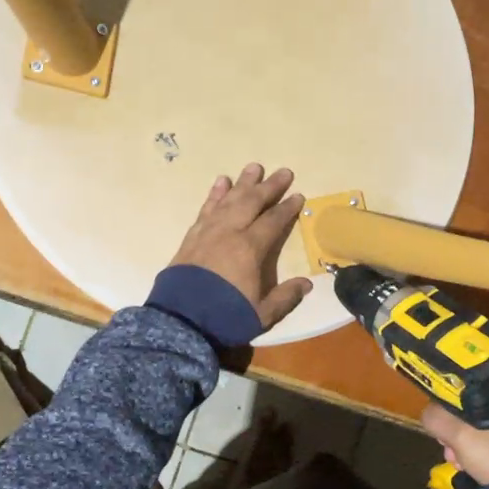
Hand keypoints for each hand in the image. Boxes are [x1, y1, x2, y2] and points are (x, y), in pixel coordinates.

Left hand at [168, 164, 313, 330]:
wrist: (182, 321)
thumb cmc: (226, 316)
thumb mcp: (263, 313)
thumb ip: (285, 297)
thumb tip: (306, 284)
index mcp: (250, 248)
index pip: (274, 221)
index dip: (287, 208)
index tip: (298, 195)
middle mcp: (230, 232)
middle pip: (252, 202)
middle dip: (269, 186)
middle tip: (284, 171)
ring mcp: (208, 231)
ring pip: (229, 200)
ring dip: (243, 183)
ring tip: (254, 168)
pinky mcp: (192, 236)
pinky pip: (206, 208)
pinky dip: (215, 194)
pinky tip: (220, 183)